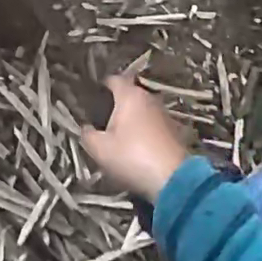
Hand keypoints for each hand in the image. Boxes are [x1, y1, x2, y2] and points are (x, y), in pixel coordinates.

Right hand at [81, 75, 191, 201]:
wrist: (175, 181)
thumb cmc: (133, 157)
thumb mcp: (99, 149)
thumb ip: (87, 134)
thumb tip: (86, 128)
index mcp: (130, 95)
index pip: (111, 79)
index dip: (99, 88)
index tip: (89, 103)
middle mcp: (149, 98)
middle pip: (127, 95)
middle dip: (114, 107)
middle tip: (100, 124)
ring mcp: (165, 114)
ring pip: (141, 111)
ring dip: (130, 121)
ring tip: (118, 140)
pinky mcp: (175, 131)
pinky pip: (153, 126)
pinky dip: (144, 133)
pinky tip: (137, 150)